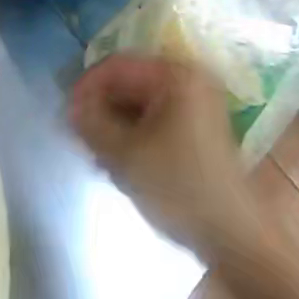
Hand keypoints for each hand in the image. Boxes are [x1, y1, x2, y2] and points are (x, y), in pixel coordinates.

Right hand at [70, 55, 258, 256]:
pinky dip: (135, 131)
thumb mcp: (125, 155)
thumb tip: (72, 106)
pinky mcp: (200, 124)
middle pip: (131, 81)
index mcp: (175, 74)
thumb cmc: (178, 187)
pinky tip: (120, 159)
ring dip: (116, 121)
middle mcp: (189, 78)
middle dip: (101, 106)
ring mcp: (198, 101)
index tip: (66, 114)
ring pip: (142, 101)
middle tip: (79, 135)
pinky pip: (157, 115)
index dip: (87, 86)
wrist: (232, 234)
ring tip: (96, 152)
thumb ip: (92, 123)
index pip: (118, 65)